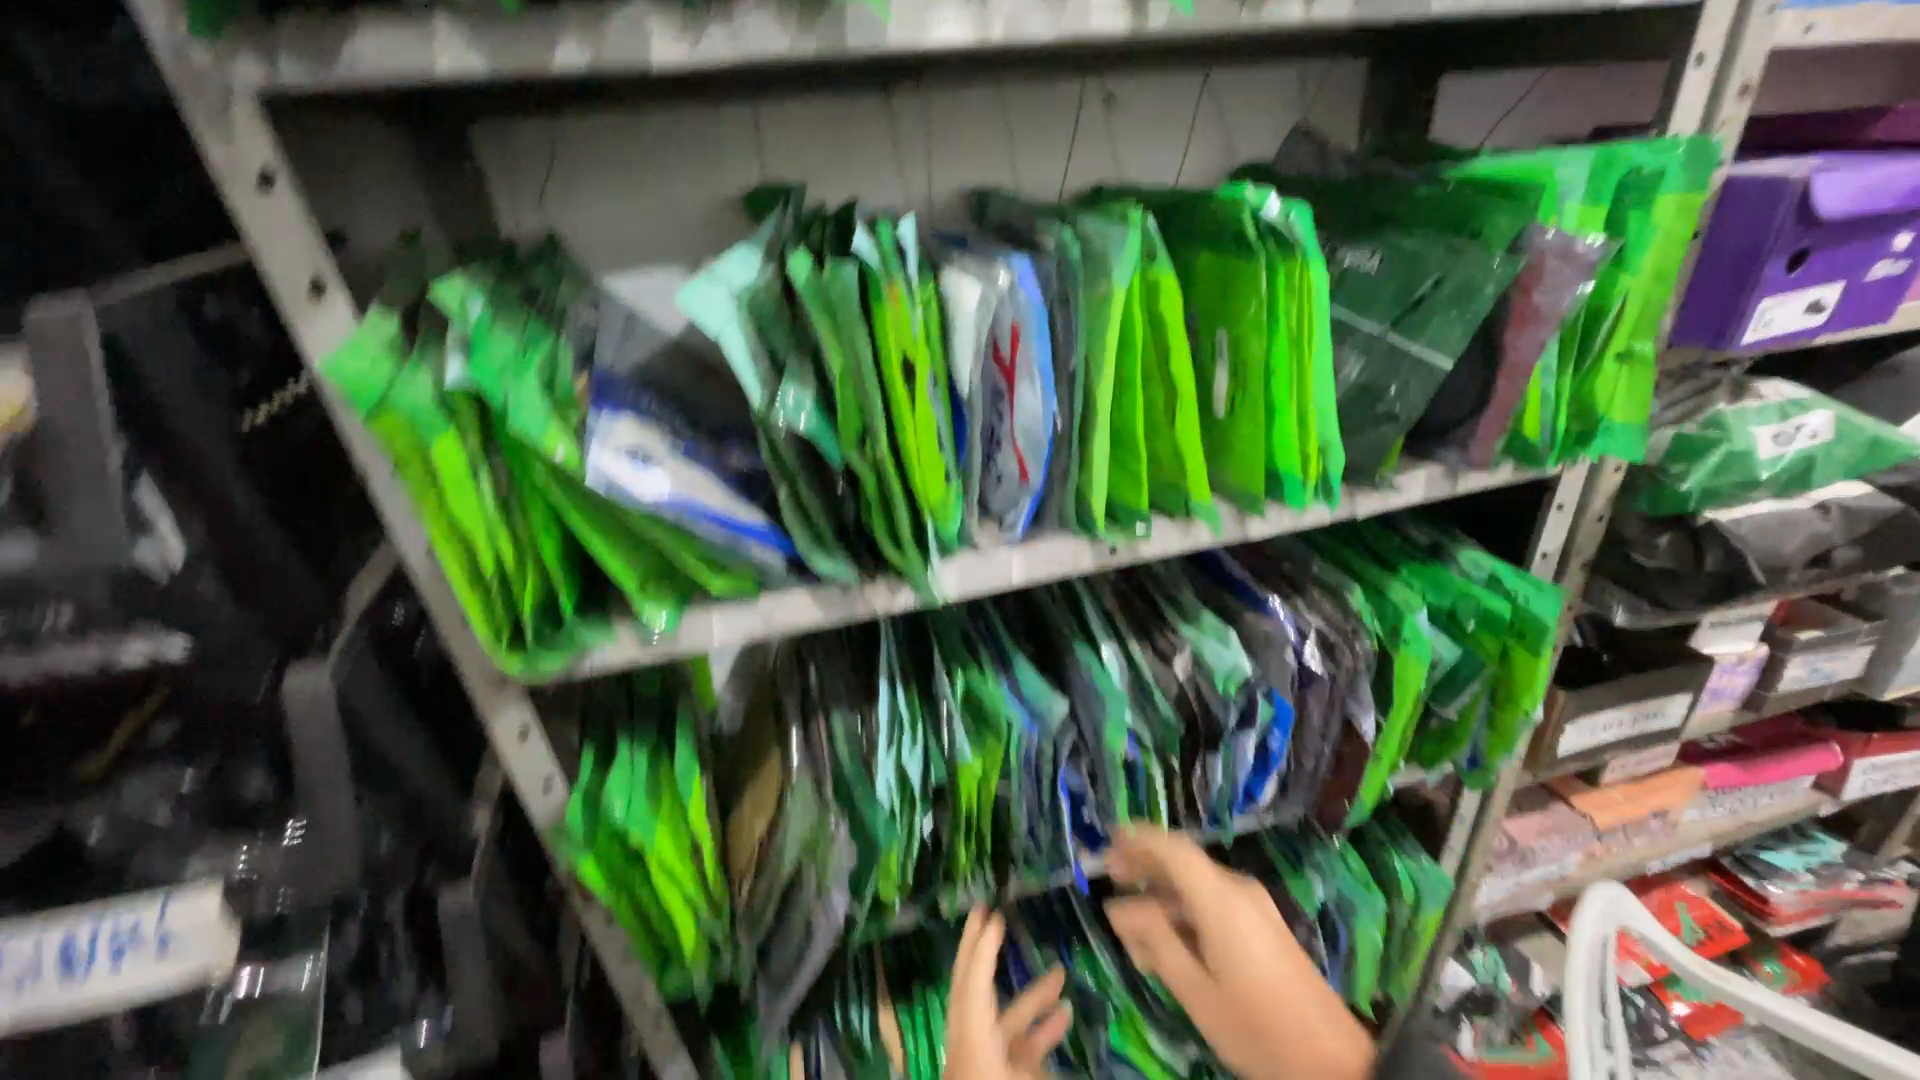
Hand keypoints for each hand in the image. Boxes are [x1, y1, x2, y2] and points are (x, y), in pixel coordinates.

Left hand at [942, 906, 1072, 1079]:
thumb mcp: (1022, 1075)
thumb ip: (1041, 1040)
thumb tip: (1069, 1011)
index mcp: (970, 1041)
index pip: (974, 985)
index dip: (983, 949)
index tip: (992, 914)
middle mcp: (968, 1043)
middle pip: (971, 986)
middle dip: (978, 947)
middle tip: (986, 910)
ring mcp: (980, 1057)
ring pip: (1003, 1016)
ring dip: (1032, 994)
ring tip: (1060, 971)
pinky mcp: (993, 1070)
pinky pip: (1015, 1042)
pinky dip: (1037, 1027)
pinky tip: (1065, 1013)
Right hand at [1104, 827, 1375, 1079]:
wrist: (1333, 1061)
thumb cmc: (1256, 1026)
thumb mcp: (1194, 989)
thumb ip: (1155, 941)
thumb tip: (1119, 907)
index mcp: (1221, 900)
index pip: (1173, 849)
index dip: (1139, 838)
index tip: (1108, 837)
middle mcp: (1239, 891)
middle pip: (1183, 863)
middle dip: (1144, 865)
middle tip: (1108, 874)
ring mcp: (1255, 908)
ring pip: (1196, 887)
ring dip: (1161, 898)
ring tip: (1130, 928)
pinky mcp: (1263, 926)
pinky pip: (1213, 904)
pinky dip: (1183, 912)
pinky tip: (1166, 943)